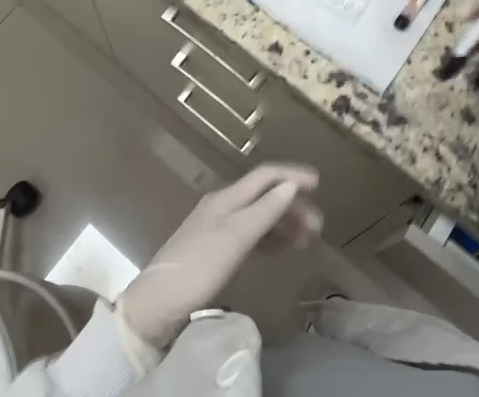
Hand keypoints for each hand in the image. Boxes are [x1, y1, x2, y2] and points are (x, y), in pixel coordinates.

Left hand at [117, 164, 321, 347]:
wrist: (160, 303)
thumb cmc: (198, 267)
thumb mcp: (235, 238)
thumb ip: (263, 211)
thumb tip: (290, 186)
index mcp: (226, 199)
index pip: (264, 176)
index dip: (291, 176)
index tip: (319, 183)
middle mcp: (223, 207)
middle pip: (264, 197)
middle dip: (292, 205)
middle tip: (318, 228)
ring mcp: (219, 230)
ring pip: (259, 217)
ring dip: (284, 223)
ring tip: (306, 240)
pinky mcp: (217, 252)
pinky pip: (251, 237)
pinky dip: (270, 239)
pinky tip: (282, 250)